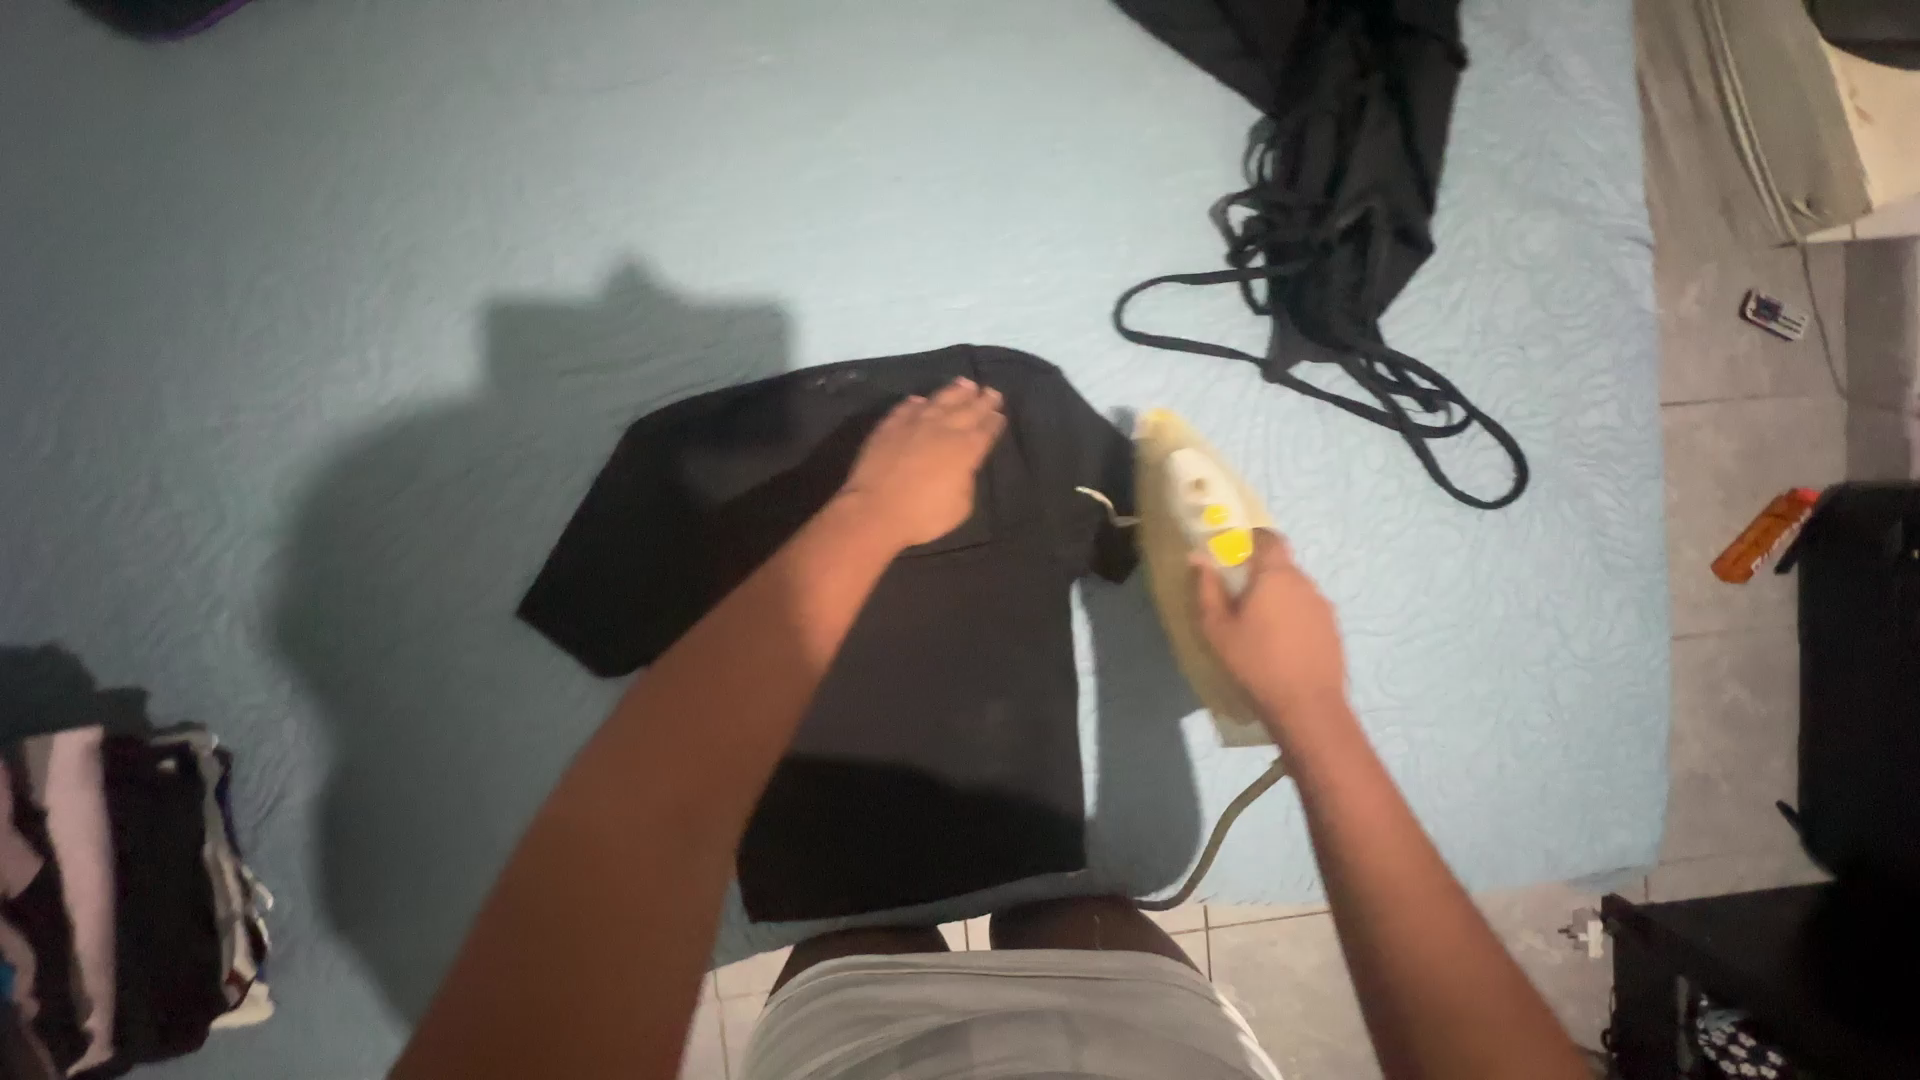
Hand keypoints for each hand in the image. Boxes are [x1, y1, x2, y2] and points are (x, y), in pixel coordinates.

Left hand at [838, 377, 1005, 549]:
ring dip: (954, 391)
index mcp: (966, 450)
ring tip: (965, 383)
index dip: (994, 421)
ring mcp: (914, 424)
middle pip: (968, 409)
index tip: (1000, 413)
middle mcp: (943, 429)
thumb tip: (964, 466)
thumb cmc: (923, 515)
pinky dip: (916, 403)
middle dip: (982, 400)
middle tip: (991, 391)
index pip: (986, 430)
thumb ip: (967, 480)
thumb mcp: (961, 506)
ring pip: (939, 400)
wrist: (876, 510)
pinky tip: (920, 400)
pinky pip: (906, 408)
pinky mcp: (889, 426)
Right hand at [1192, 529, 1348, 736]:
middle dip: (1261, 575)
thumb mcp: (1217, 628)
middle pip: (1282, 565)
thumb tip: (1199, 558)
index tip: (1235, 553)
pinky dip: (1293, 618)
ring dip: (1277, 598)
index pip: (1270, 538)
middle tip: (1238, 598)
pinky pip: (1308, 611)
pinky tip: (1280, 645)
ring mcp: (1323, 606)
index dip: (1253, 539)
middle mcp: (1304, 583)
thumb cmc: (1254, 662)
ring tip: (1259, 627)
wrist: (1306, 706)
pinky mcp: (1333, 629)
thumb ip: (1207, 589)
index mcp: (1275, 576)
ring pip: (1295, 590)